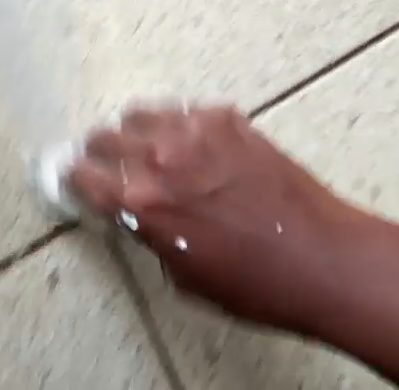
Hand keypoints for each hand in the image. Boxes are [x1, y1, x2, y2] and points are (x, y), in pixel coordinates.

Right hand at [69, 105, 371, 335]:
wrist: (327, 259)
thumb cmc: (259, 285)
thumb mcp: (186, 277)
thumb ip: (150, 235)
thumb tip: (138, 214)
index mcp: (142, 204)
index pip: (82, 176)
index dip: (72, 176)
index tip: (70, 175)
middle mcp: (158, 159)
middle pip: (103, 136)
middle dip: (98, 150)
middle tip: (106, 161)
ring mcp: (192, 131)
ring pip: (139, 113)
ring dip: (135, 130)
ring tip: (148, 145)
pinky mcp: (224, 118)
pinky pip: (184, 112)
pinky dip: (180, 126)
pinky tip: (195, 146)